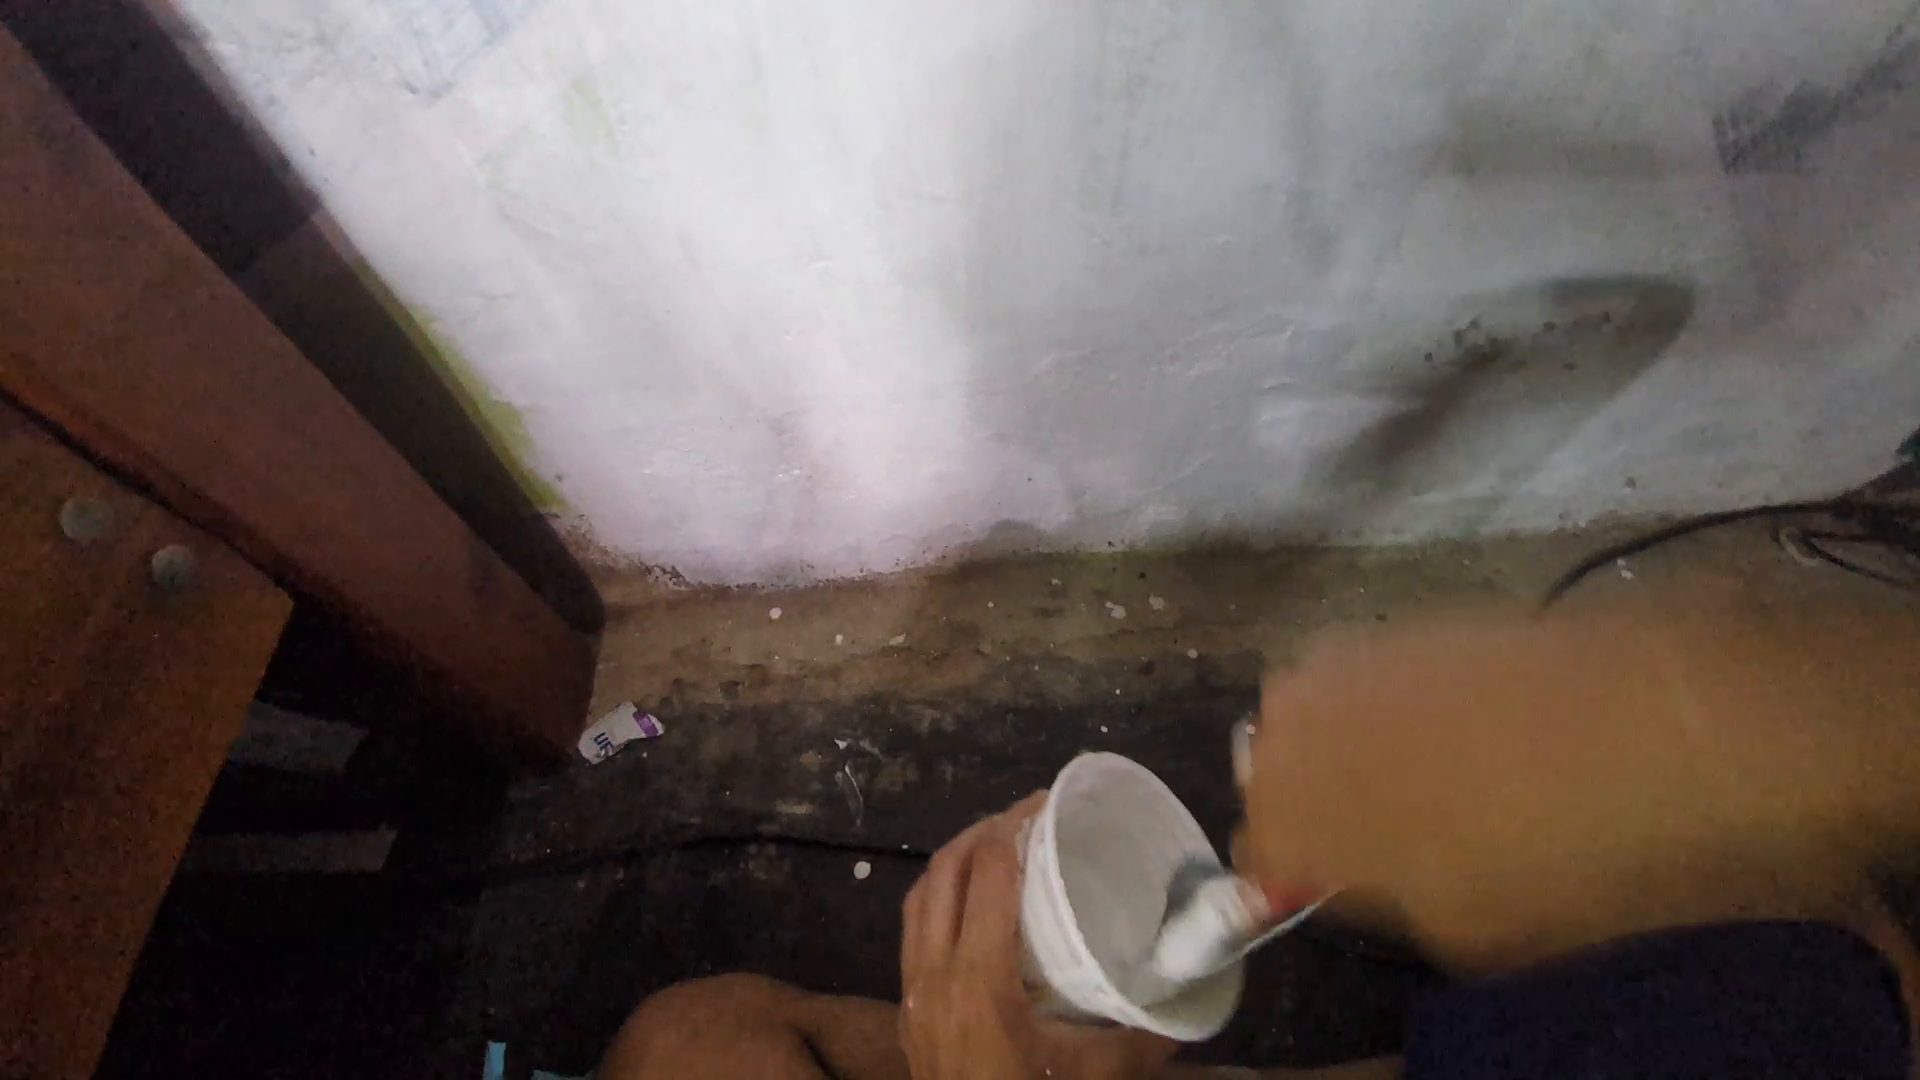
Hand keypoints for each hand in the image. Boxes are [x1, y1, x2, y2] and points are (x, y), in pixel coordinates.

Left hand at [900, 793, 1176, 1079]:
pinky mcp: (906, 1008)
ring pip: (920, 893)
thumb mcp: (1098, 1077)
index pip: (987, 872)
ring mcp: (911, 990)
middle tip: (1024, 819)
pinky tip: (968, 902)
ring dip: (956, 859)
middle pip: (946, 869)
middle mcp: (934, 973)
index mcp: (980, 980)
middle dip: (983, 830)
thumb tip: (1184, 992)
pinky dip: (938, 894)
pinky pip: (912, 926)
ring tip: (995, 846)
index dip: (1012, 826)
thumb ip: (1142, 1032)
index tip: (1045, 803)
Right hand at [1234, 593, 1919, 973]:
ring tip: (1403, 771)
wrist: (1650, 719)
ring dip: (1329, 750)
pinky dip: (1366, 706)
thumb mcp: (1470, 928)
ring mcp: (1327, 673)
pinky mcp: (1375, 632)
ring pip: (1296, 722)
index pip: (1251, 853)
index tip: (1326, 884)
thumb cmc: (1561, 852)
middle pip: (1261, 777)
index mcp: (1296, 818)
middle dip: (1301, 803)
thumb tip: (1350, 879)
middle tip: (1369, 829)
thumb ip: (1380, 901)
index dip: (1289, 875)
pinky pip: (1341, 680)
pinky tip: (1433, 720)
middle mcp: (1286, 737)